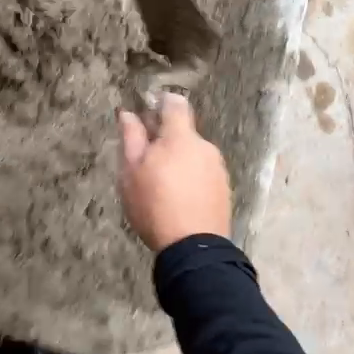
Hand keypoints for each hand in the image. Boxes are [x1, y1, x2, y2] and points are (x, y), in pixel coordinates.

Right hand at [117, 93, 232, 250]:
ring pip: (193, 153)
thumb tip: (129, 114)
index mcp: (180, 137)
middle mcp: (204, 147)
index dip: (160, 104)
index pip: (175, 103)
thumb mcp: (131, 171)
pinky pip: (203, 173)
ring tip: (162, 185)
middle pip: (183, 132)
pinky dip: (191, 177)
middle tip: (146, 161)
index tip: (146, 118)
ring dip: (179, 160)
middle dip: (165, 139)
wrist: (194, 250)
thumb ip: (131, 137)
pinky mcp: (224, 190)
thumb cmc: (155, 205)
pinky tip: (179, 199)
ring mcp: (218, 169)